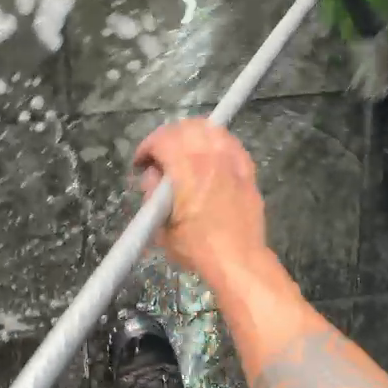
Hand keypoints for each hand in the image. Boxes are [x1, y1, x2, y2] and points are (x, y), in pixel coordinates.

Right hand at [133, 118, 269, 274]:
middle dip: (168, 137)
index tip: (141, 162)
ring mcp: (232, 162)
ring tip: (184, 152)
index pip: (162, 139)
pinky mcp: (247, 170)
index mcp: (186, 171)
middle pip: (186, 128)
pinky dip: (216, 143)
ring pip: (211, 129)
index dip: (147, 147)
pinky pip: (230, 143)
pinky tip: (210, 156)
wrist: (237, 259)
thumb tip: (152, 178)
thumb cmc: (197, 249)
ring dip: (193, 135)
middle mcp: (210, 158)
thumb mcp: (162, 228)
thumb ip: (153, 197)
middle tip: (160, 156)